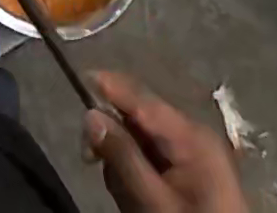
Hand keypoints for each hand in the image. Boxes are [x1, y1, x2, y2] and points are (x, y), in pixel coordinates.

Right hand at [83, 71, 246, 212]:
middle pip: (141, 119)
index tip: (81, 77)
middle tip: (90, 161)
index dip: (112, 86)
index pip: (143, 99)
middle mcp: (193, 134)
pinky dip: (139, 176)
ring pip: (143, 142)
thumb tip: (90, 114)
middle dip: (116, 139)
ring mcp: (194, 154)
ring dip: (125, 164)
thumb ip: (123, 157)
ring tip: (129, 199)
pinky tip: (139, 202)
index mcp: (190, 134)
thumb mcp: (154, 202)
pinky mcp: (192, 173)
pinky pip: (154, 160)